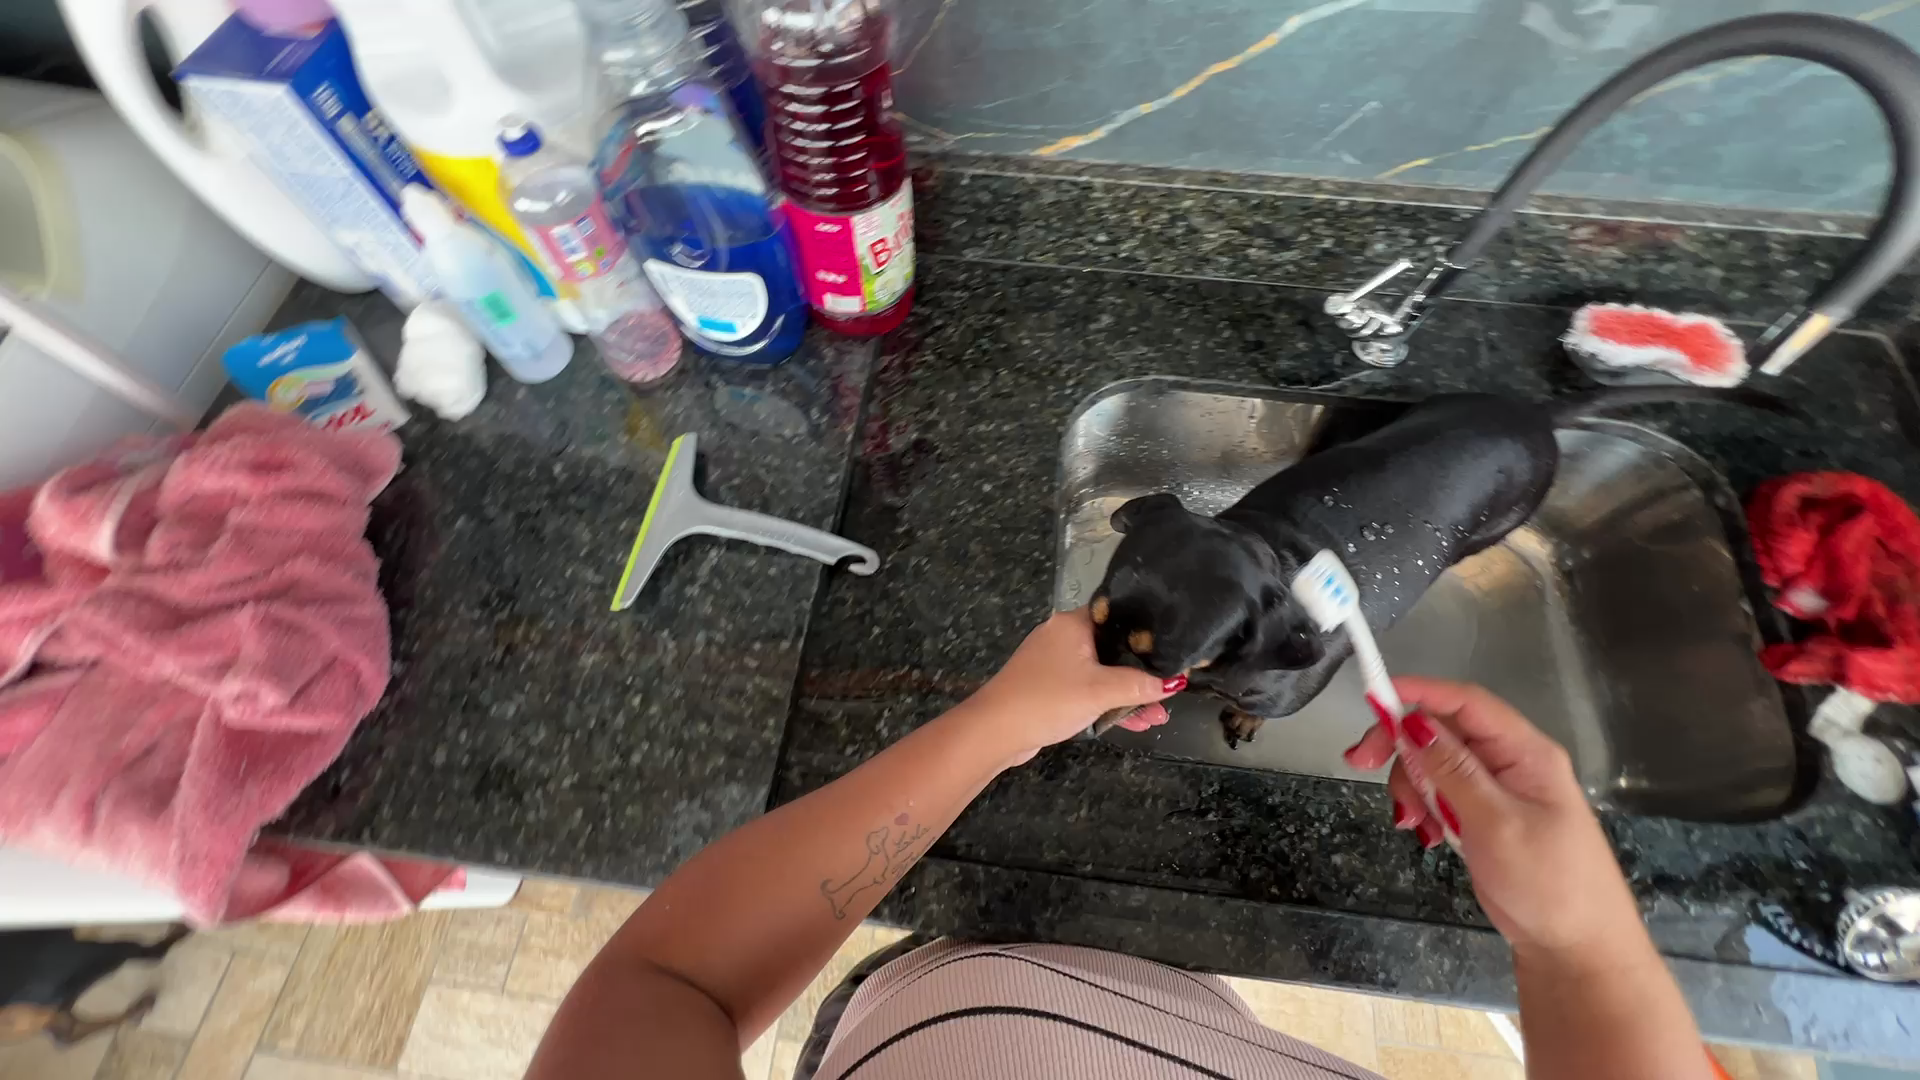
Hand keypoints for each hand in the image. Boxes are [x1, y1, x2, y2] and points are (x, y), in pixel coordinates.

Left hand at [972, 608, 1184, 764]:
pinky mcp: (1048, 685)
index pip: (1117, 615)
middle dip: (1140, 673)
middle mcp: (1062, 636)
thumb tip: (1176, 682)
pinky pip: (1086, 688)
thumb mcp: (1101, 691)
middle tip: (1170, 692)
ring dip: (1126, 693)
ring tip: (1158, 716)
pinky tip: (1133, 722)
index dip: (1146, 633)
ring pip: (1100, 672)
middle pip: (1111, 648)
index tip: (1173, 649)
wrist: (996, 729)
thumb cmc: (1049, 699)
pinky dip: (1106, 702)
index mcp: (1072, 624)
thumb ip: (1140, 685)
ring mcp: (1053, 662)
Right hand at [1343, 676, 1643, 960]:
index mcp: (1524, 753)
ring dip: (1409, 785)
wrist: (1577, 950)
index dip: (1418, 691)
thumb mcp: (1495, 823)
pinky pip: (1435, 791)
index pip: (1466, 702)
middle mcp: (1507, 761)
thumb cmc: (1549, 884)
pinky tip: (1426, 834)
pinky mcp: (1479, 811)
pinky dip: (1420, 806)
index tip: (1372, 697)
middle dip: (1398, 744)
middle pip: (1438, 729)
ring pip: (1429, 760)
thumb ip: (1451, 770)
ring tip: (1413, 824)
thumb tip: (1413, 722)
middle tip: (1360, 763)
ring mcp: (1492, 787)